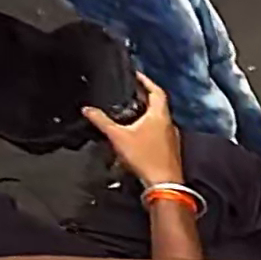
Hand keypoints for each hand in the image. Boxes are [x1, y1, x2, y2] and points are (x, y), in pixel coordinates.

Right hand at [84, 73, 183, 188]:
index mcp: (161, 116)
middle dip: (143, 97)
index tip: (135, 75)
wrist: (165, 184)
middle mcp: (170, 125)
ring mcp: (173, 139)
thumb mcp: (118, 136)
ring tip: (129, 109)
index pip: (157, 91)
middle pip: (158, 105)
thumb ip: (101, 120)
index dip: (146, 81)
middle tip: (129, 90)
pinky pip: (159, 132)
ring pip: (159, 120)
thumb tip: (87, 109)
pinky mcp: (171, 150)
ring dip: (146, 113)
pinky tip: (136, 131)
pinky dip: (148, 127)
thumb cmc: (145, 157)